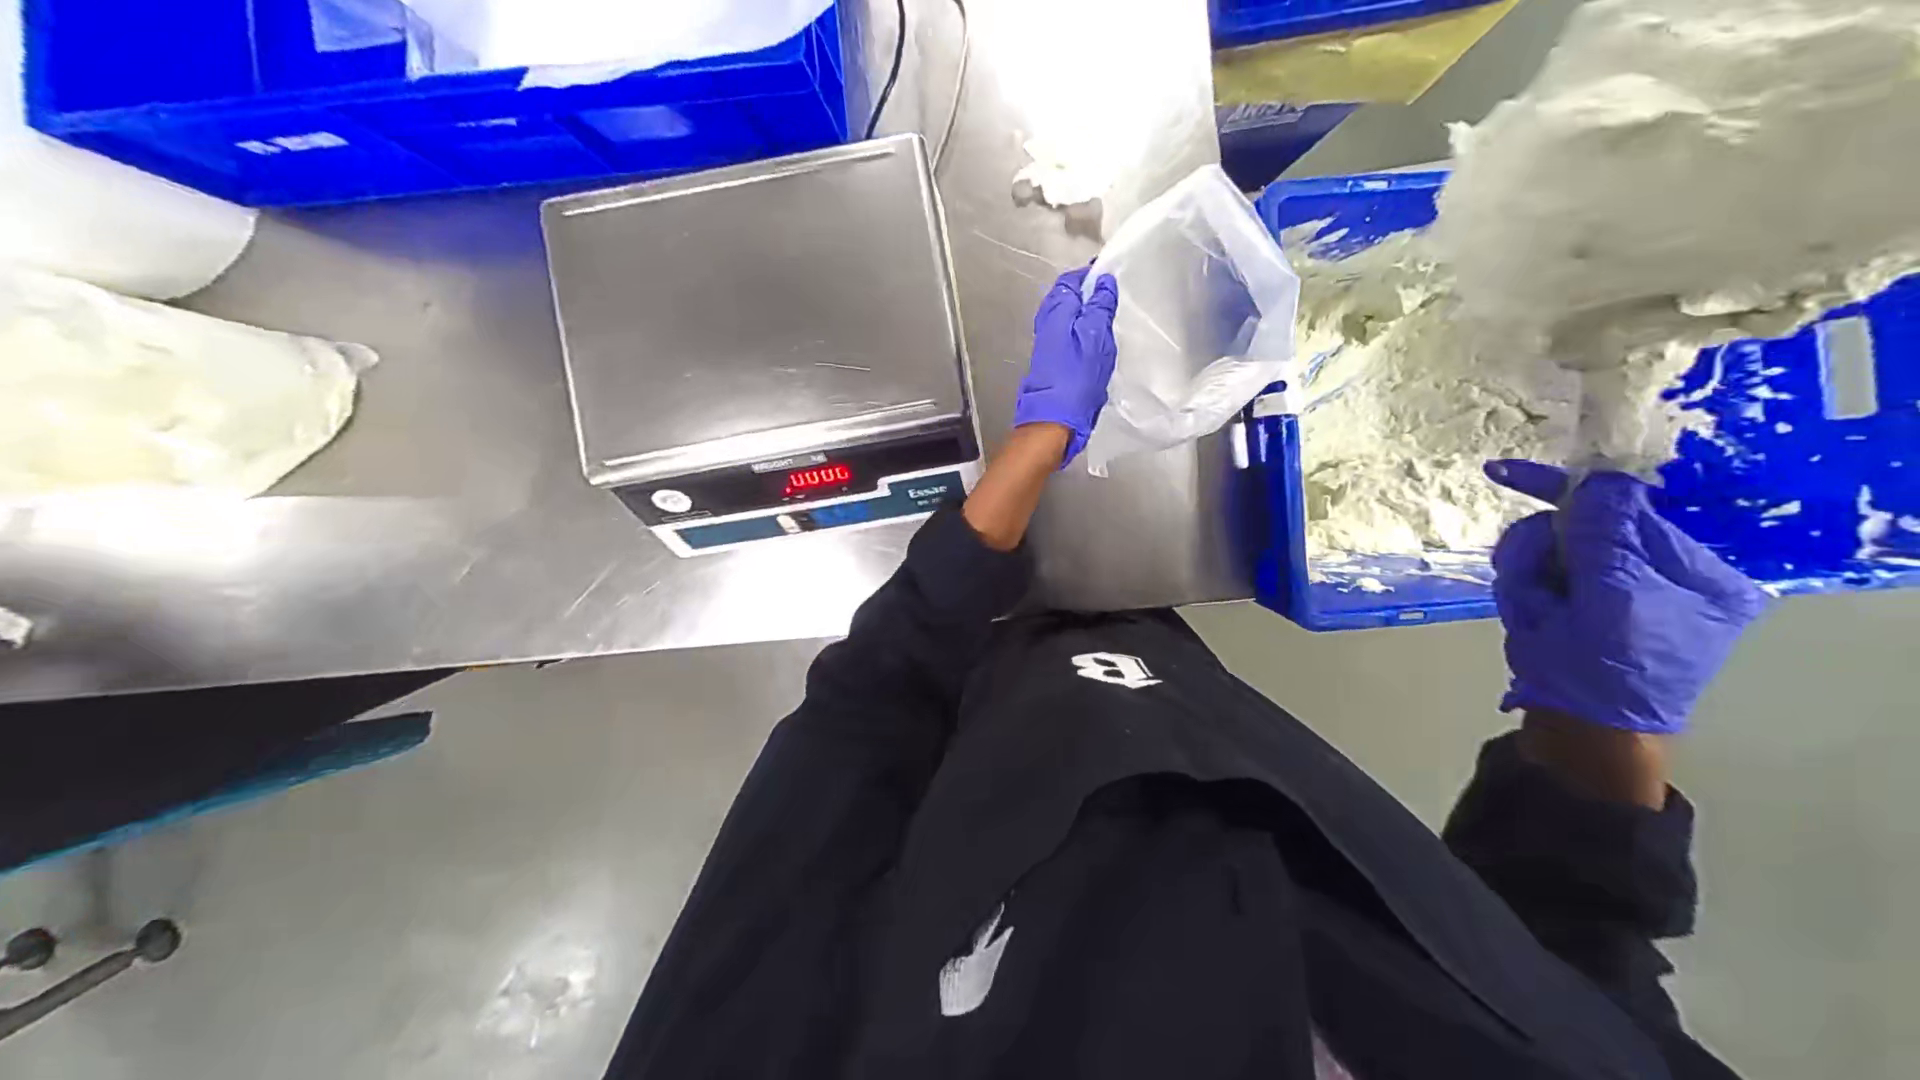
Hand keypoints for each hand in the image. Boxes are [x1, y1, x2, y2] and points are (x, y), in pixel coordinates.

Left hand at [1014, 266, 1118, 467]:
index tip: (1115, 277)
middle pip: (1071, 298)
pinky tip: (1100, 344)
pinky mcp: (1053, 362)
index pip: (1073, 278)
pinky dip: (1086, 335)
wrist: (1054, 419)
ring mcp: (1049, 343)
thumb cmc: (1077, 377)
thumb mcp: (1096, 335)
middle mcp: (1048, 322)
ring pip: (1071, 319)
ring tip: (1112, 320)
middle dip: (1092, 295)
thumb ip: (1100, 305)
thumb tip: (1104, 282)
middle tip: (1117, 298)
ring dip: (1090, 317)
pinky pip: (1072, 338)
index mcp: (1056, 308)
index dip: (1093, 275)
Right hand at [1485, 459, 1767, 734]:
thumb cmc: (1612, 667)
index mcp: (1691, 571)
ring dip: (1525, 573)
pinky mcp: (1565, 600)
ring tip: (1532, 609)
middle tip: (1534, 586)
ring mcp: (1602, 587)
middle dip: (1541, 550)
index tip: (1508, 473)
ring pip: (1543, 549)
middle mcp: (1649, 572)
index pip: (1627, 509)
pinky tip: (1528, 613)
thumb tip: (1596, 483)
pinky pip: (1529, 572)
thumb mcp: (1616, 597)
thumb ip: (1604, 535)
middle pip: (1577, 528)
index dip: (1573, 493)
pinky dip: (1519, 588)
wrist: (1578, 726)